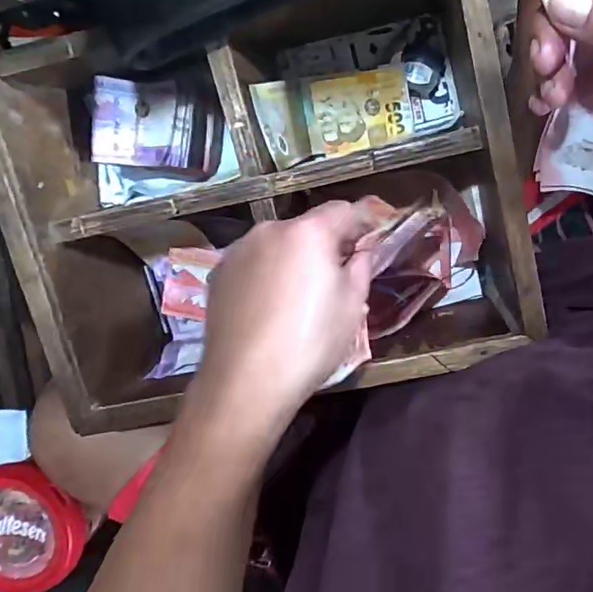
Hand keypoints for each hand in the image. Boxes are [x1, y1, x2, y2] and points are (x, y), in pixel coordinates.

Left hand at [189, 201, 377, 440]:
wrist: (246, 381)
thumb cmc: (311, 342)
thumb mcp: (352, 304)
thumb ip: (361, 265)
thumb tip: (362, 250)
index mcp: (308, 232)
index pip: (344, 210)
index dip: (364, 222)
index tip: (374, 237)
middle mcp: (269, 230)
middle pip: (308, 227)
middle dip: (326, 244)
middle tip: (339, 275)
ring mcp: (238, 251)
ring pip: (278, 245)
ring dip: (294, 259)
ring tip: (300, 297)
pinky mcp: (218, 274)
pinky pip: (253, 264)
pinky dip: (267, 274)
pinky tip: (270, 307)